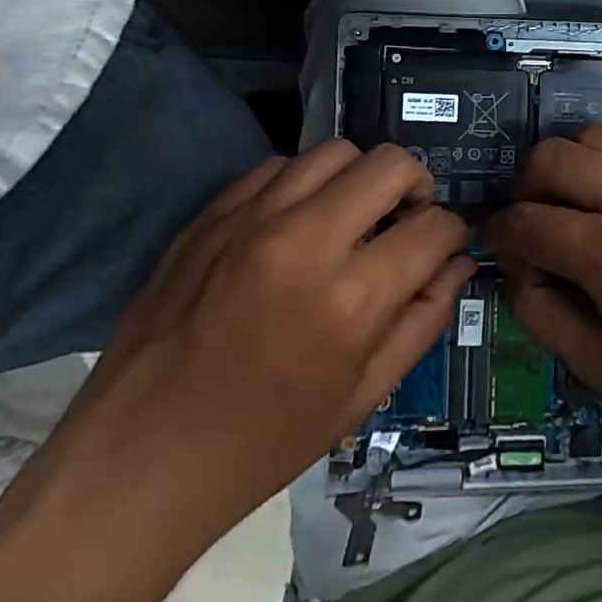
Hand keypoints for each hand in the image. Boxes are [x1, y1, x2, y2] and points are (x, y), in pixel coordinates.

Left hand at [77, 140, 474, 504]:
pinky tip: (296, 222)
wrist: (144, 450)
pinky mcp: (210, 213)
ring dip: (358, 179)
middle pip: (389, 164)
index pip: (432, 228)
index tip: (442, 246)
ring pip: (333, 151)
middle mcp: (304, 240)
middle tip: (406, 221)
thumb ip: (421, 320)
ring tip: (351, 218)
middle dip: (415, 187)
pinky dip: (302, 184)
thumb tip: (456, 262)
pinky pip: (275, 166)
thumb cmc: (263, 441)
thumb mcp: (361, 395)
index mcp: (350, 299)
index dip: (452, 233)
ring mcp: (250, 218)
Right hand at [482, 123, 601, 461]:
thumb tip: (517, 267)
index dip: (499, 233)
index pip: (524, 221)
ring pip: (590, 135)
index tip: (499, 244)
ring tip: (577, 202)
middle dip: (525, 189)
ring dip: (569, 165)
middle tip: (534, 222)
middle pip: (548, 158)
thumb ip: (539, 312)